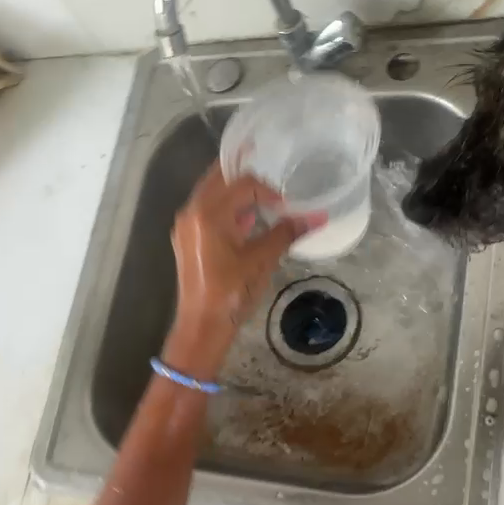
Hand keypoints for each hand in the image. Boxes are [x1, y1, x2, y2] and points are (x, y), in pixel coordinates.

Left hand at [163, 167, 320, 379]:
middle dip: (246, 177)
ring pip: (211, 193)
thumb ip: (286, 233)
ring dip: (236, 192)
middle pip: (219, 177)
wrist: (202, 326)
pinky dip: (226, 208)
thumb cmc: (231, 293)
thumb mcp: (262, 260)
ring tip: (262, 201)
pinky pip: (206, 210)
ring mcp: (185, 225)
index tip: (286, 206)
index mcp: (208, 214)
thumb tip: (318, 217)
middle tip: (271, 180)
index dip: (268, 189)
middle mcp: (191, 212)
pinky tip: (245, 222)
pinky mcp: (186, 239)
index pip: (242, 183)